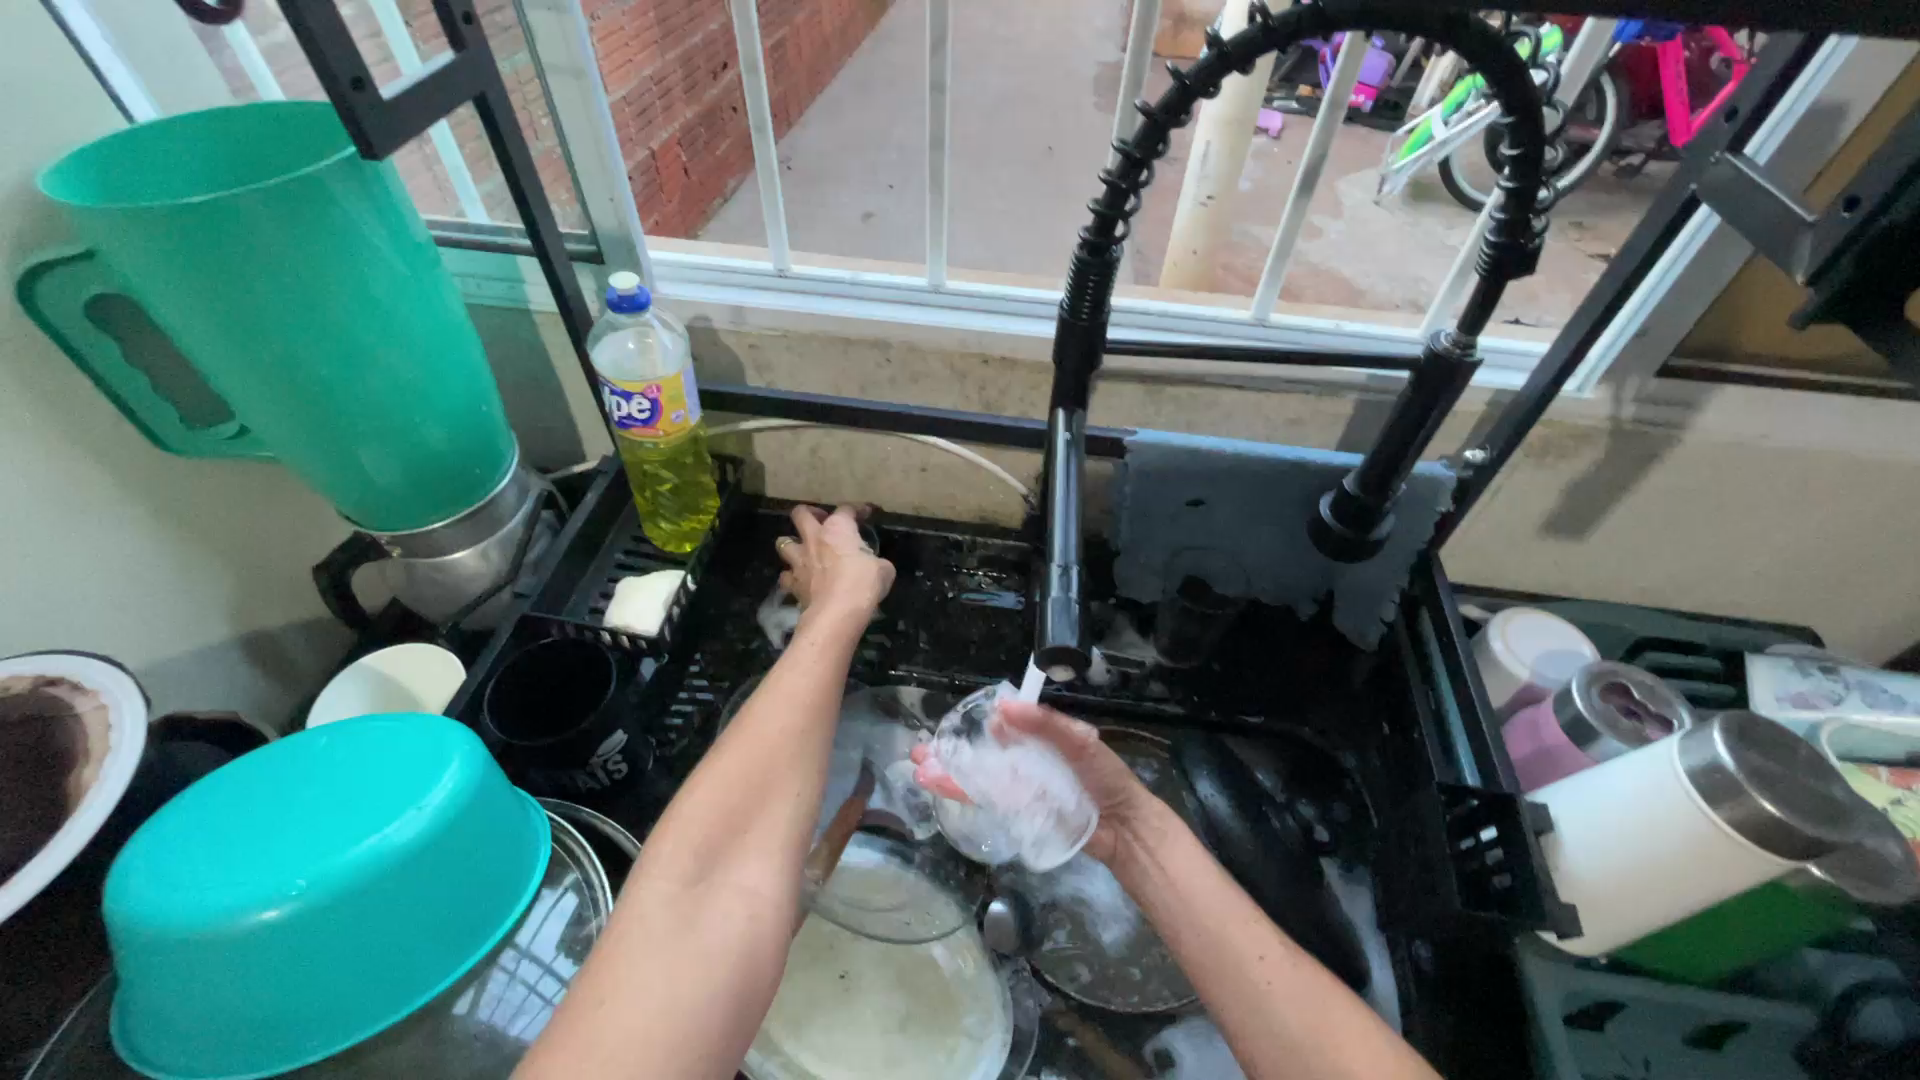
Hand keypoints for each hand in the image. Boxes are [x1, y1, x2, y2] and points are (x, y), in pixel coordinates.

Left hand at [774, 504, 894, 620]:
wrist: (837, 612)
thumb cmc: (864, 584)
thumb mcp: (883, 570)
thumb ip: (877, 562)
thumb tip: (877, 566)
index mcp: (837, 529)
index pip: (846, 509)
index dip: (857, 509)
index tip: (865, 513)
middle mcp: (814, 539)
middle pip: (800, 514)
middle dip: (809, 513)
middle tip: (820, 522)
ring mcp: (799, 561)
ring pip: (783, 543)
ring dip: (792, 544)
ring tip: (803, 551)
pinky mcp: (792, 584)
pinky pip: (786, 576)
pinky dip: (792, 577)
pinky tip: (800, 580)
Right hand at [910, 701, 1158, 865]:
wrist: (1124, 826)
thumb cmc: (1106, 777)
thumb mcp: (1080, 741)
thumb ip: (1045, 724)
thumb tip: (1004, 708)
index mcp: (1040, 742)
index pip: (1002, 730)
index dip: (974, 728)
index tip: (946, 725)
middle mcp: (1027, 765)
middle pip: (983, 757)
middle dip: (951, 754)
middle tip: (919, 751)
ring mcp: (1023, 792)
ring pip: (979, 780)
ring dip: (949, 775)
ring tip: (920, 770)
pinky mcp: (1021, 816)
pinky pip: (990, 803)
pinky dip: (965, 794)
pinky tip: (941, 788)